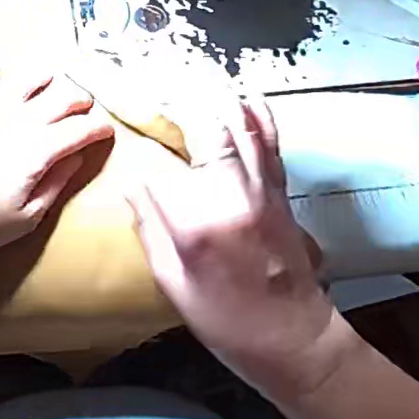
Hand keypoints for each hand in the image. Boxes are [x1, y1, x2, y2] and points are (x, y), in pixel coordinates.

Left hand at [0, 60, 114, 270]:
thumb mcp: (27, 218)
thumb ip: (56, 183)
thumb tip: (77, 157)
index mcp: (38, 150)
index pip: (80, 130)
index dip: (98, 129)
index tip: (106, 132)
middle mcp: (18, 120)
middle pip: (61, 96)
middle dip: (80, 99)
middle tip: (85, 109)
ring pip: (28, 77)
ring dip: (47, 76)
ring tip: (53, 82)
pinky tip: (1, 64)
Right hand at [126, 95, 350, 402]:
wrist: (294, 339)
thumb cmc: (225, 319)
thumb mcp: (171, 281)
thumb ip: (149, 226)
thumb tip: (134, 184)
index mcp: (198, 220)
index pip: (161, 166)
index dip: (141, 142)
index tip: (124, 122)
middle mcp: (233, 192)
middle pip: (206, 127)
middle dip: (178, 101)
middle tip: (155, 87)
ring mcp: (262, 187)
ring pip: (240, 125)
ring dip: (213, 99)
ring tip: (189, 80)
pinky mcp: (279, 190)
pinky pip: (269, 140)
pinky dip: (257, 114)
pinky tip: (245, 97)